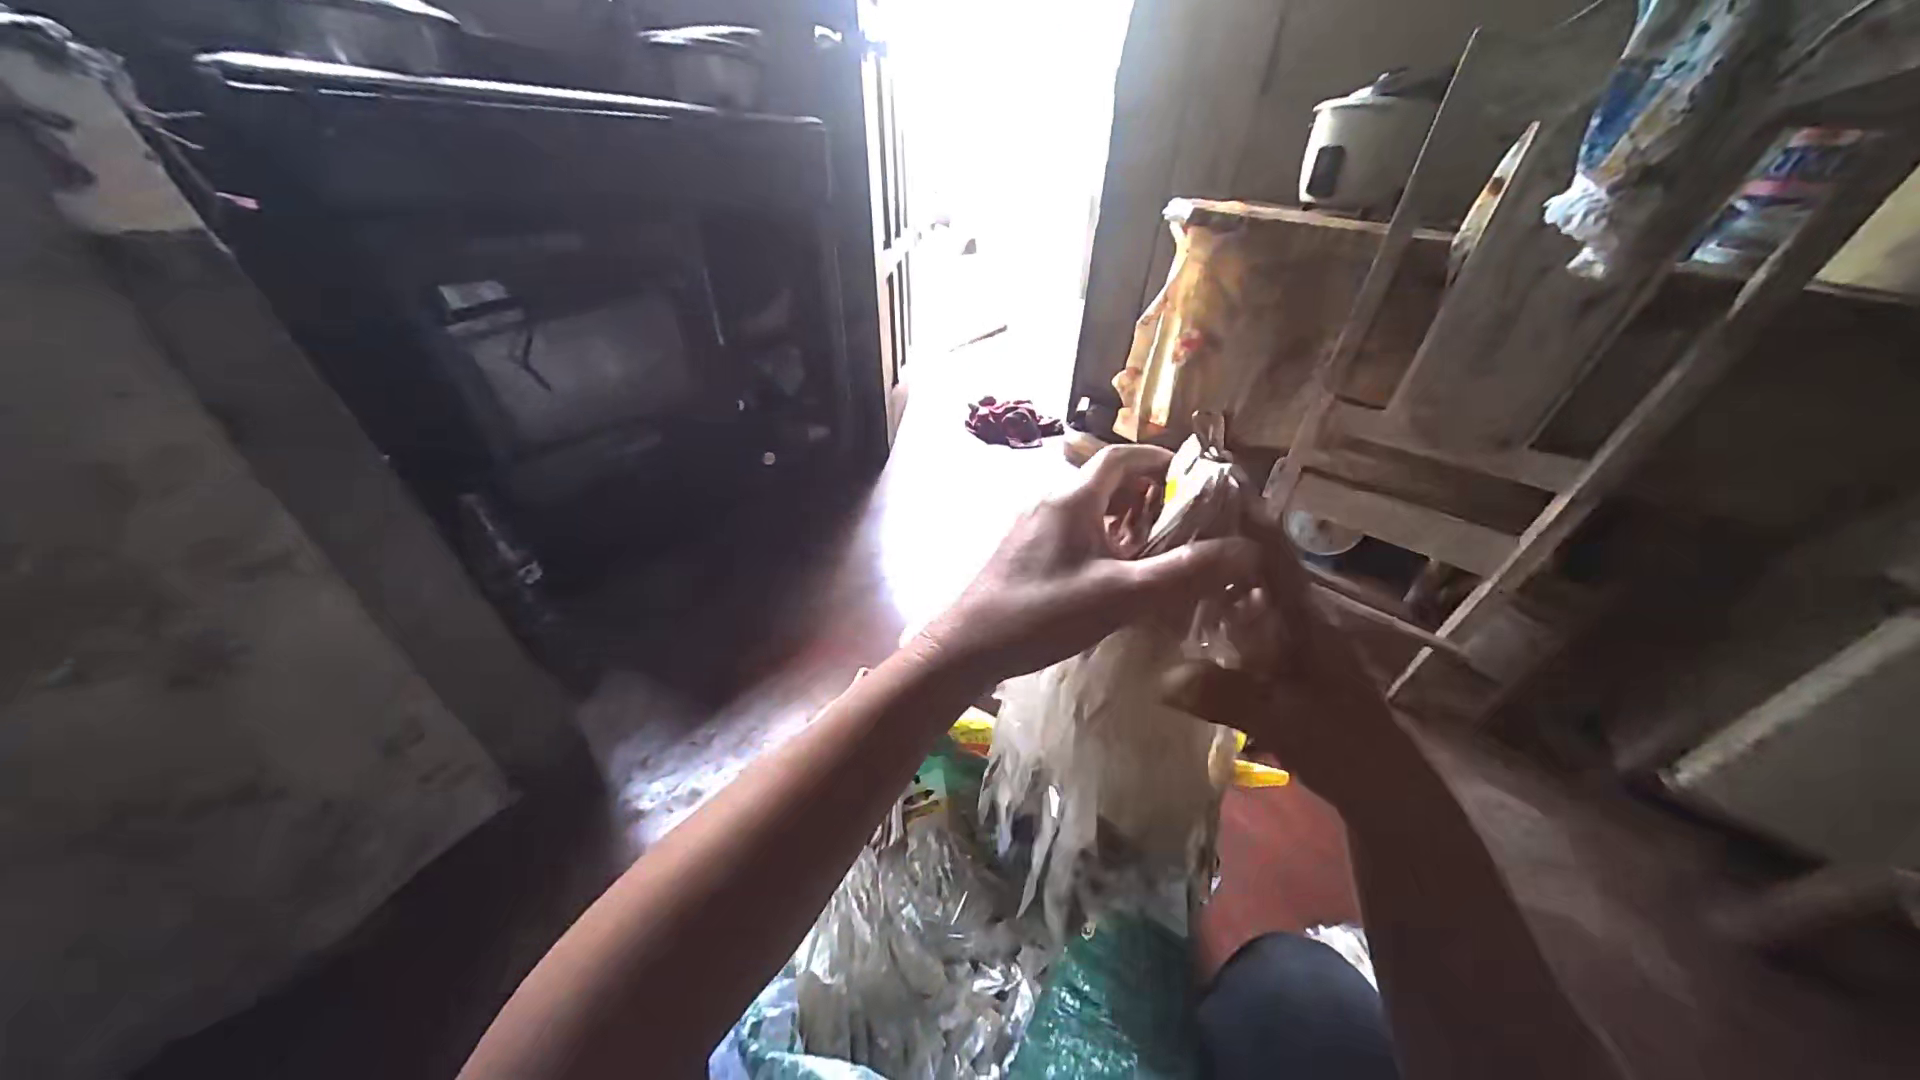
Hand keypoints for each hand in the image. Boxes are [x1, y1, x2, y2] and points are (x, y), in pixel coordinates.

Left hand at [922, 444, 1259, 680]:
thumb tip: (1246, 551)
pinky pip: (1070, 533)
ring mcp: (1030, 528)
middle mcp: (1048, 503)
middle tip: (1179, 523)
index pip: (1120, 457)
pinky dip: (1098, 541)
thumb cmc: (1042, 614)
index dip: (1157, 461)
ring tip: (1152, 552)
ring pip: (1087, 510)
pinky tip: (1110, 577)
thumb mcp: (1120, 595)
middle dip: (1145, 496)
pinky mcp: (1022, 552)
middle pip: (1104, 482)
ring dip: (1122, 521)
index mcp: (1071, 499)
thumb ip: (1183, 573)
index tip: (1190, 479)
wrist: (968, 646)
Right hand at [1163, 514, 1409, 811]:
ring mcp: (1298, 650)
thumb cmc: (1347, 747)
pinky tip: (1193, 628)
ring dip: (1222, 584)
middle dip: (1226, 548)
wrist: (1387, 793)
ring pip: (1255, 604)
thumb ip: (1228, 696)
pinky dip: (1224, 622)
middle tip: (1177, 529)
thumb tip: (1163, 676)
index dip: (1254, 525)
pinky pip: (1250, 633)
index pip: (1278, 562)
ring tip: (1176, 568)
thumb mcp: (1286, 722)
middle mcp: (1304, 626)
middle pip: (1262, 575)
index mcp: (1310, 625)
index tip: (1224, 489)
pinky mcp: (1290, 672)